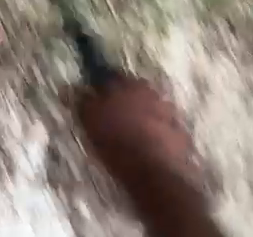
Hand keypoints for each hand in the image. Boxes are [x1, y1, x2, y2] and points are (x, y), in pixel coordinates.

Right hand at [76, 75, 223, 236]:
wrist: (155, 177)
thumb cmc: (117, 142)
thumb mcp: (89, 120)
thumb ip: (81, 100)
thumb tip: (68, 87)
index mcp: (129, 84)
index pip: (112, 75)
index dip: (103, 86)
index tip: (96, 96)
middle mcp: (153, 93)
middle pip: (136, 91)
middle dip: (126, 100)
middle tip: (114, 114)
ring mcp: (172, 115)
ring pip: (153, 109)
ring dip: (144, 116)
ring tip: (133, 132)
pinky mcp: (183, 138)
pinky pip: (166, 130)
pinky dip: (158, 134)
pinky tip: (149, 146)